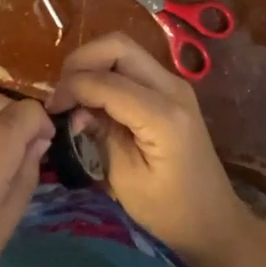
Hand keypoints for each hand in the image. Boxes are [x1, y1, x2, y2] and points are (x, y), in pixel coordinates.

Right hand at [47, 33, 265, 266]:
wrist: (214, 220)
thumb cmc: (170, 210)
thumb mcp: (126, 180)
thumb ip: (99, 136)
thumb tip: (73, 109)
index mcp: (163, 116)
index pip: (107, 82)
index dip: (72, 87)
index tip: (51, 107)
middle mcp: (172, 88)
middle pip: (118, 46)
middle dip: (82, 60)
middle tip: (62, 90)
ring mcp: (174, 83)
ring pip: (124, 48)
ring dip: (94, 62)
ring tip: (74, 92)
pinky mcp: (171, 88)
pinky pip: (133, 63)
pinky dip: (107, 69)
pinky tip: (94, 95)